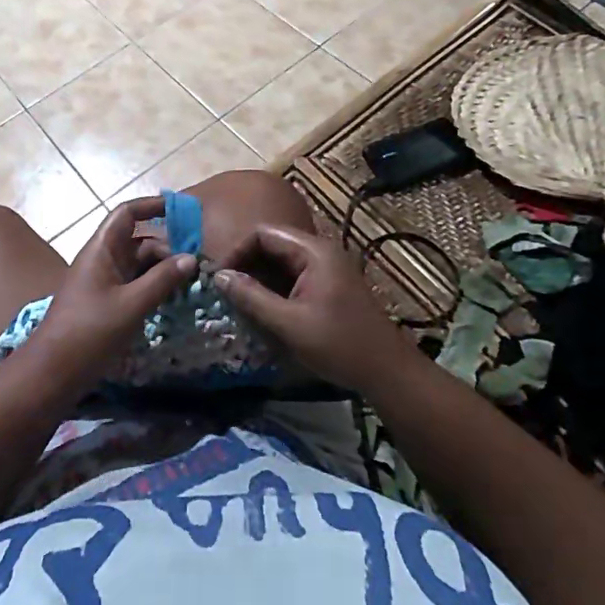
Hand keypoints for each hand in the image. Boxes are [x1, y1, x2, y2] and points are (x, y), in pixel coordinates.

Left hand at [30, 197, 196, 387]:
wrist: (52, 373)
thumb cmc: (90, 331)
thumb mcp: (132, 304)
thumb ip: (162, 279)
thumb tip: (191, 258)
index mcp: (102, 249)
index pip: (127, 214)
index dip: (153, 206)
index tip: (183, 210)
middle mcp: (103, 259)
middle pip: (140, 240)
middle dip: (168, 246)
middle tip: (198, 262)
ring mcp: (105, 282)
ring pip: (140, 264)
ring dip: (164, 269)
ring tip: (192, 280)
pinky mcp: (108, 303)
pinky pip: (136, 284)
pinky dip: (155, 286)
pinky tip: (175, 298)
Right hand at [213, 224, 417, 392]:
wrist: (386, 370)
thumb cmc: (338, 344)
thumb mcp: (289, 323)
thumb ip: (252, 298)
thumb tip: (219, 276)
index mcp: (314, 251)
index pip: (264, 234)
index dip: (237, 252)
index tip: (218, 278)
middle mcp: (320, 251)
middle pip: (272, 245)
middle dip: (246, 266)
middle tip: (224, 292)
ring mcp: (326, 268)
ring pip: (281, 263)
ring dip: (259, 279)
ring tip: (237, 303)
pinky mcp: (328, 285)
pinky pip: (293, 277)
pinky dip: (274, 289)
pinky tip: (261, 310)